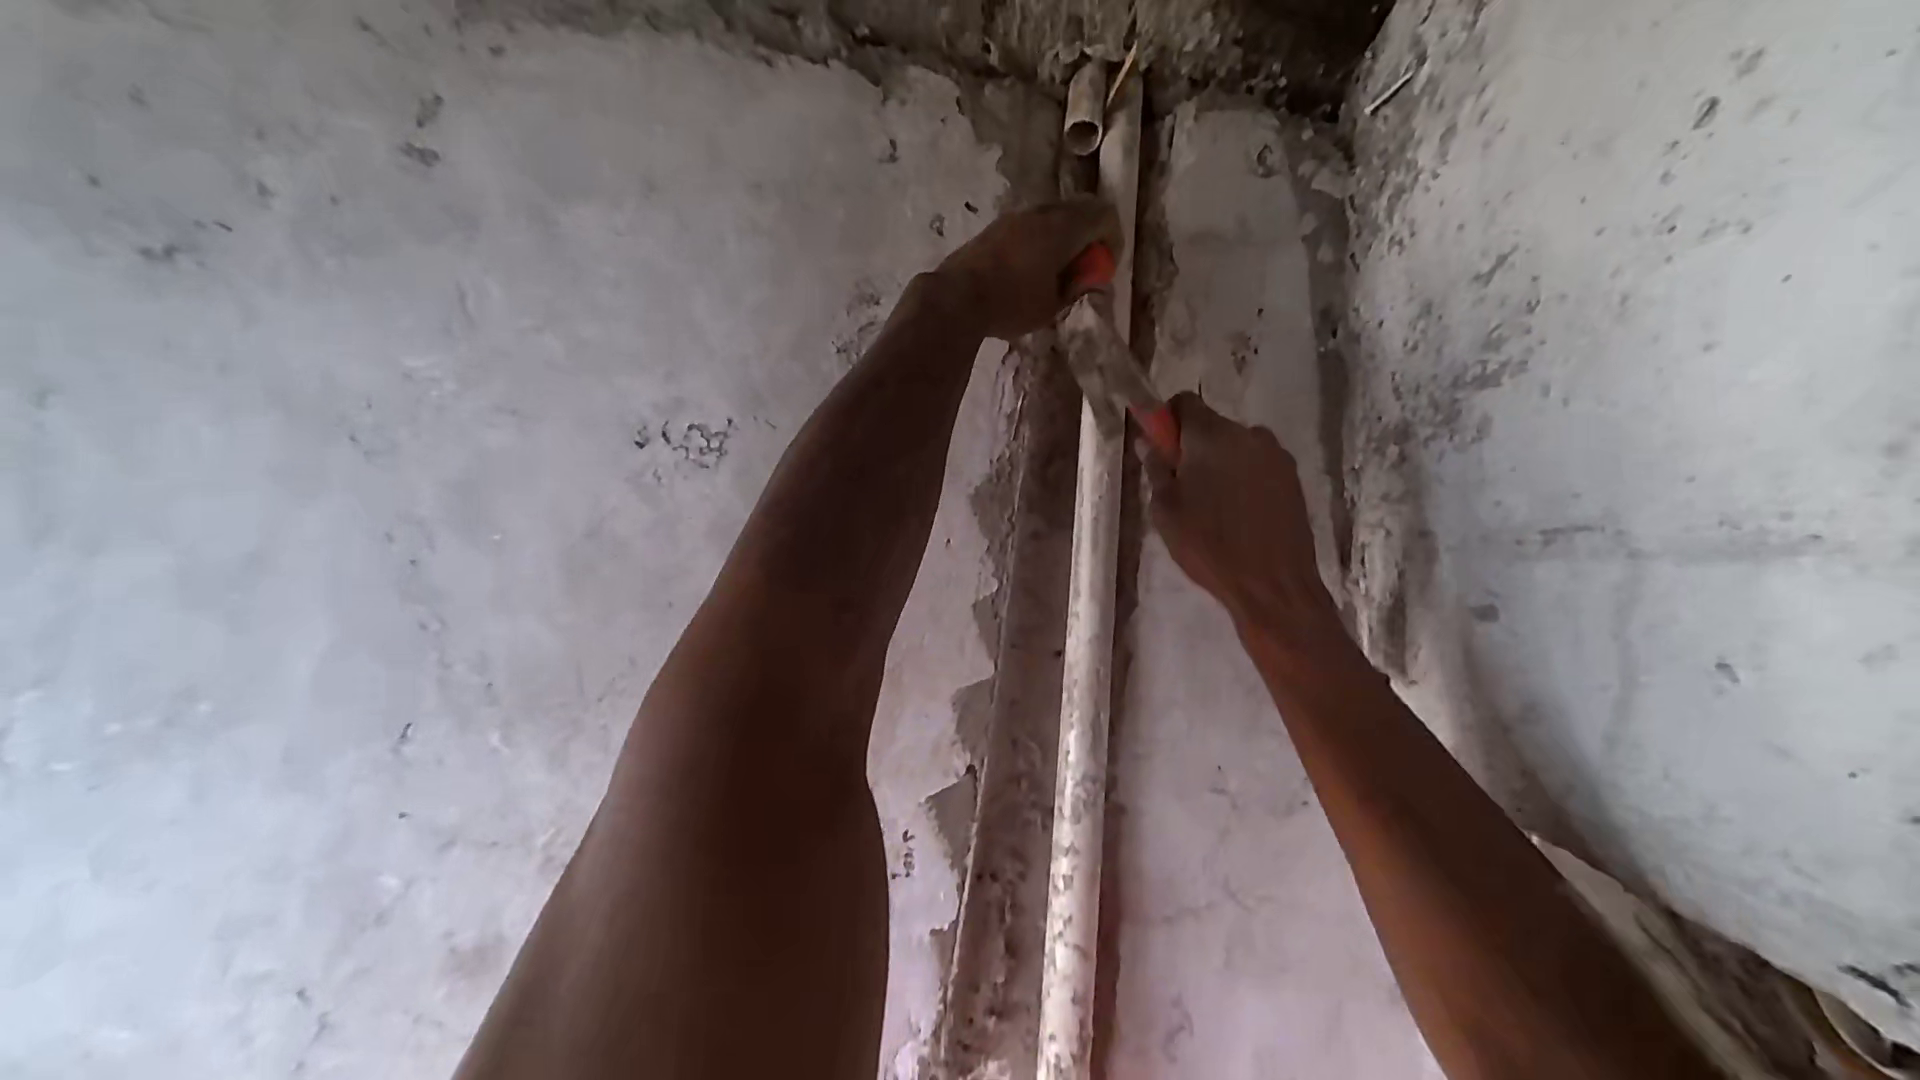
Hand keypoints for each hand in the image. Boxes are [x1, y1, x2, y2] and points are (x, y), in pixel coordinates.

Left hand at [934, 198, 1123, 339]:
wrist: (955, 299)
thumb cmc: (1011, 304)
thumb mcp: (1053, 307)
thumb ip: (1077, 290)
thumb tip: (1090, 281)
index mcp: (1064, 226)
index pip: (1105, 215)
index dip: (1112, 241)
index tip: (1103, 268)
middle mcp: (1041, 212)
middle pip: (1079, 210)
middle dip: (1087, 238)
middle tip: (1081, 270)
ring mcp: (1014, 217)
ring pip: (1050, 217)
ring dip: (1060, 239)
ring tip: (1052, 274)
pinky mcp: (993, 228)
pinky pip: (1027, 227)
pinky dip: (1037, 243)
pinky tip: (1026, 272)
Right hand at [1142, 392, 1345, 651]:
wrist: (1272, 584)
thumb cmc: (1208, 545)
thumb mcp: (1166, 510)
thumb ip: (1157, 468)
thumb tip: (1149, 442)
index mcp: (1212, 435)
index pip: (1184, 401)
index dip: (1166, 420)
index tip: (1161, 451)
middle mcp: (1249, 434)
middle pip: (1211, 426)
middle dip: (1192, 448)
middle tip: (1181, 489)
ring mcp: (1276, 456)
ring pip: (1235, 447)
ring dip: (1219, 465)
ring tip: (1212, 509)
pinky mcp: (1292, 479)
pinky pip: (1256, 466)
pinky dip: (1242, 480)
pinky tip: (1237, 516)